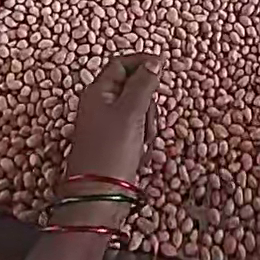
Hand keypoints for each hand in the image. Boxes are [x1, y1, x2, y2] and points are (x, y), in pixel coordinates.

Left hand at [62, 54, 164, 184]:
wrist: (97, 198)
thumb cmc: (110, 151)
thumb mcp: (131, 112)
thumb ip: (143, 84)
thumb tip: (154, 62)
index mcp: (98, 92)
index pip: (120, 64)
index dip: (142, 62)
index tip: (163, 65)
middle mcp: (100, 105)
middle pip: (133, 89)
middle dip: (147, 103)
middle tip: (147, 120)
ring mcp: (106, 126)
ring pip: (138, 112)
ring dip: (147, 126)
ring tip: (142, 143)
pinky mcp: (114, 144)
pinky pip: (136, 133)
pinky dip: (142, 141)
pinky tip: (139, 156)